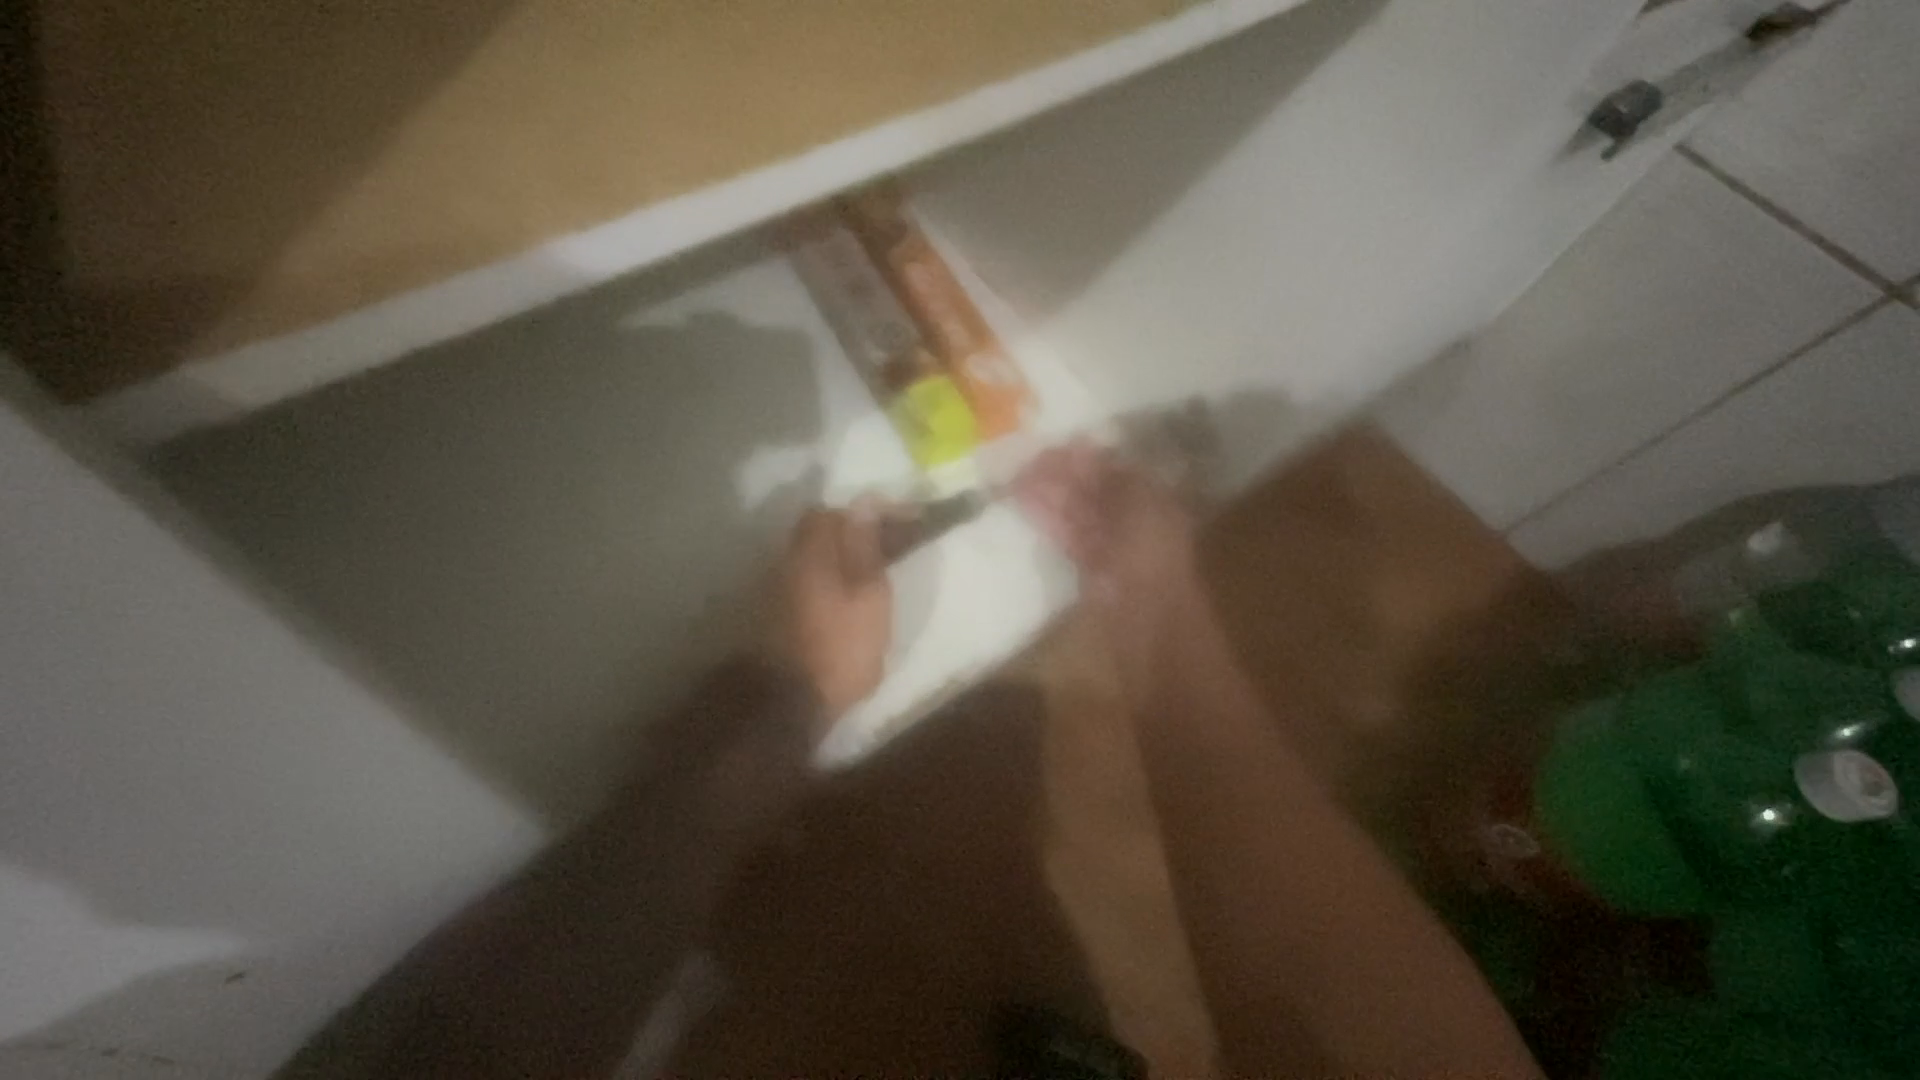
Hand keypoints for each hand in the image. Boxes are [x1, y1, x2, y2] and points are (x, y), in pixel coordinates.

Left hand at [774, 504, 893, 724]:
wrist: (784, 705)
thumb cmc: (838, 648)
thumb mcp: (868, 598)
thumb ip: (865, 548)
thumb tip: (864, 500)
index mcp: (812, 548)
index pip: (839, 510)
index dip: (873, 512)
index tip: (907, 521)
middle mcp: (785, 558)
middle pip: (819, 531)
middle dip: (853, 534)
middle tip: (889, 548)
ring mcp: (770, 587)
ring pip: (809, 557)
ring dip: (838, 559)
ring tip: (869, 576)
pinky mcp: (766, 616)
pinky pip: (802, 582)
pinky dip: (825, 583)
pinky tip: (842, 602)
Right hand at [1015, 442, 1206, 660]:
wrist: (1152, 625)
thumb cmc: (1151, 558)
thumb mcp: (1139, 505)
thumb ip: (1111, 477)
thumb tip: (1085, 450)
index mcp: (1154, 500)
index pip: (1116, 469)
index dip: (1086, 456)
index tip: (1052, 444)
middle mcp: (1135, 520)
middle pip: (1094, 490)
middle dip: (1062, 474)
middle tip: (1024, 460)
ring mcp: (1113, 547)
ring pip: (1078, 512)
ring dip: (1050, 495)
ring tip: (1016, 478)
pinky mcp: (1091, 571)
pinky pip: (1069, 538)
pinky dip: (1049, 521)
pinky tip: (1025, 505)